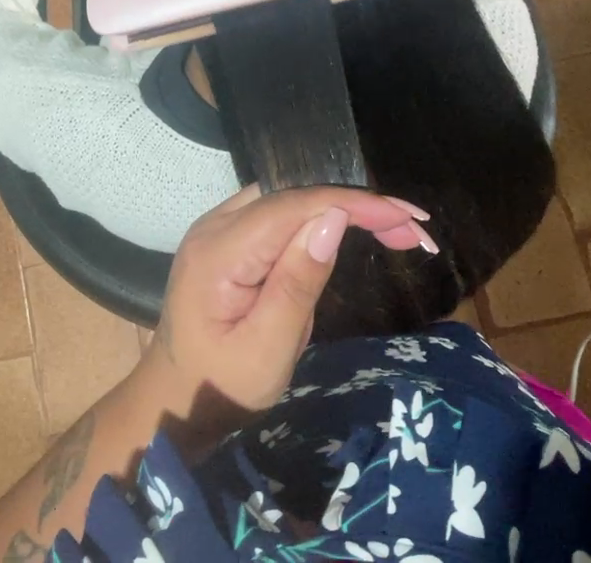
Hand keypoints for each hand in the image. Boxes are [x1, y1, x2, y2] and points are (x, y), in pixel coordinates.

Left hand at [132, 185, 434, 420]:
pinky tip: (352, 227)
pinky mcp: (229, 238)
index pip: (293, 206)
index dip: (353, 204)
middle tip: (415, 230)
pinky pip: (279, 213)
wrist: (175, 395)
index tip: (407, 219)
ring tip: (396, 228)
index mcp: (219, 251)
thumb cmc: (224, 385)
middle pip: (293, 196)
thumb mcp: (268, 347)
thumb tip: (334, 219)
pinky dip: (320, 217)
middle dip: (357, 204)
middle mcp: (214, 225)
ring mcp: (218, 228)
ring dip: (342, 207)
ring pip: (289, 200)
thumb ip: (297, 283)